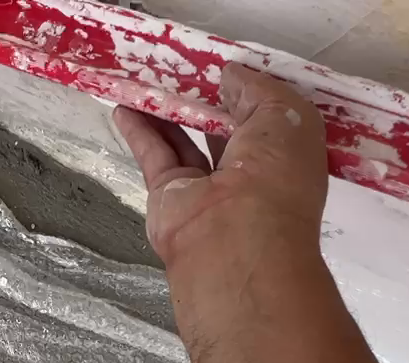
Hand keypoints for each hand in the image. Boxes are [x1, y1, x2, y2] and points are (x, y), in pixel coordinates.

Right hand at [112, 64, 328, 263]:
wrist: (235, 242)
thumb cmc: (274, 176)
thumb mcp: (283, 115)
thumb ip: (256, 90)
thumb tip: (230, 77)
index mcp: (281, 159)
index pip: (263, 122)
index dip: (245, 95)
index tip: (225, 73)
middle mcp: (244, 177)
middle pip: (219, 133)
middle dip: (204, 104)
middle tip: (185, 74)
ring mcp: (204, 189)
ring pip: (183, 142)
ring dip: (166, 113)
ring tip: (149, 84)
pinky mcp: (169, 195)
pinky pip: (153, 156)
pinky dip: (139, 132)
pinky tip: (125, 108)